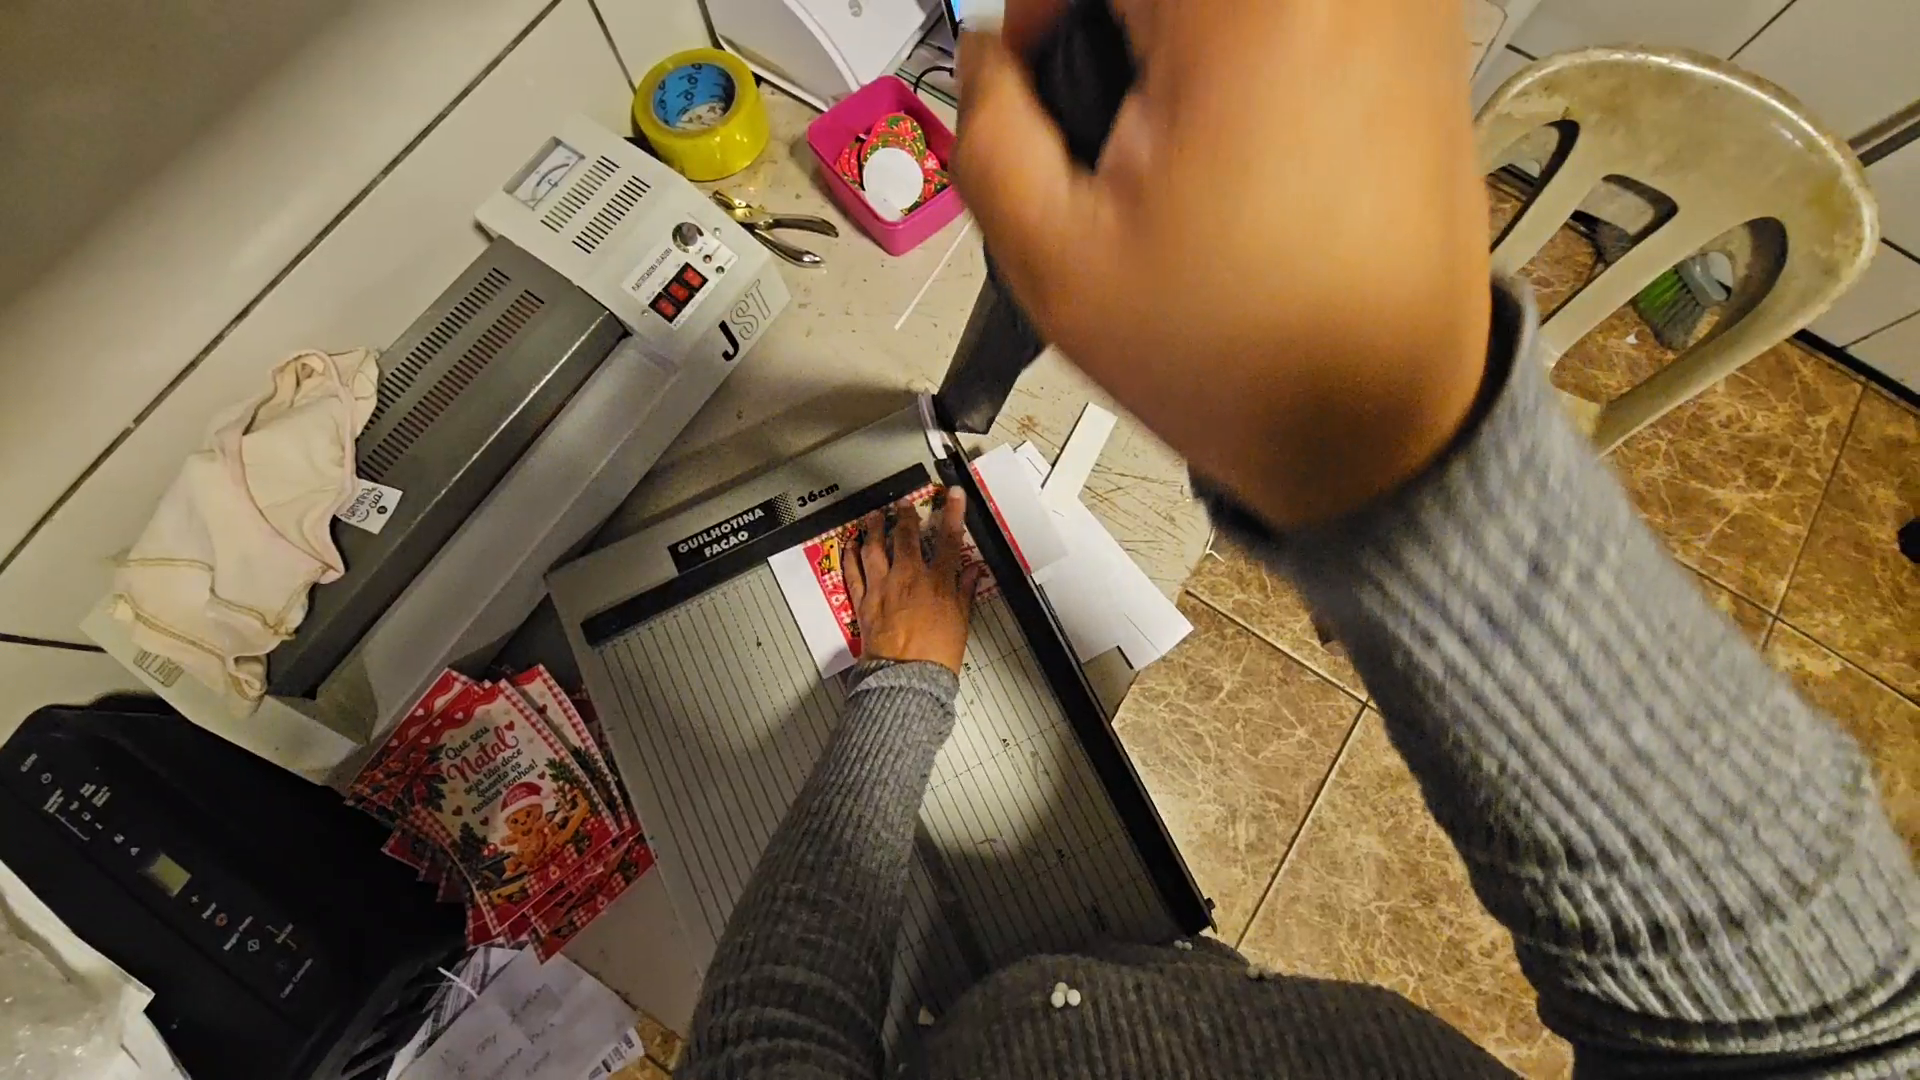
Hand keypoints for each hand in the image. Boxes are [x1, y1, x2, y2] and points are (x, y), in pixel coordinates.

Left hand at [845, 489, 985, 673]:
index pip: (948, 539)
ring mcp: (883, 587)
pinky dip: (851, 556)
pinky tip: (851, 545)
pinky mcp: (864, 601)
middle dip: (905, 515)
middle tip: (904, 502)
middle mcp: (908, 578)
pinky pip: (853, 572)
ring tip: (873, 515)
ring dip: (874, 528)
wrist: (906, 678)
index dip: (952, 513)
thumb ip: (965, 592)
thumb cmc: (936, 655)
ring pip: (875, 548)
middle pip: (905, 537)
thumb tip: (974, 572)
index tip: (953, 495)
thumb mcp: (961, 622)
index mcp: (937, 583)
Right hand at [953, 0, 1491, 527]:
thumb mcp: (1058, 263)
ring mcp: (1398, 5)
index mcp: (1246, 10)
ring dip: (1171, 59)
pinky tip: (1234, 166)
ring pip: (1225, 8)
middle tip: (1104, 137)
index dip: (1043, 8)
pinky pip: (1291, 20)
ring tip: (1175, 166)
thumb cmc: (1235, 361)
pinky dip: (1238, 72)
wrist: (1366, 418)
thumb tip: (989, 63)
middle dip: (1111, 43)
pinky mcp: (1417, 47)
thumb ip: (988, 136)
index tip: (1036, 79)